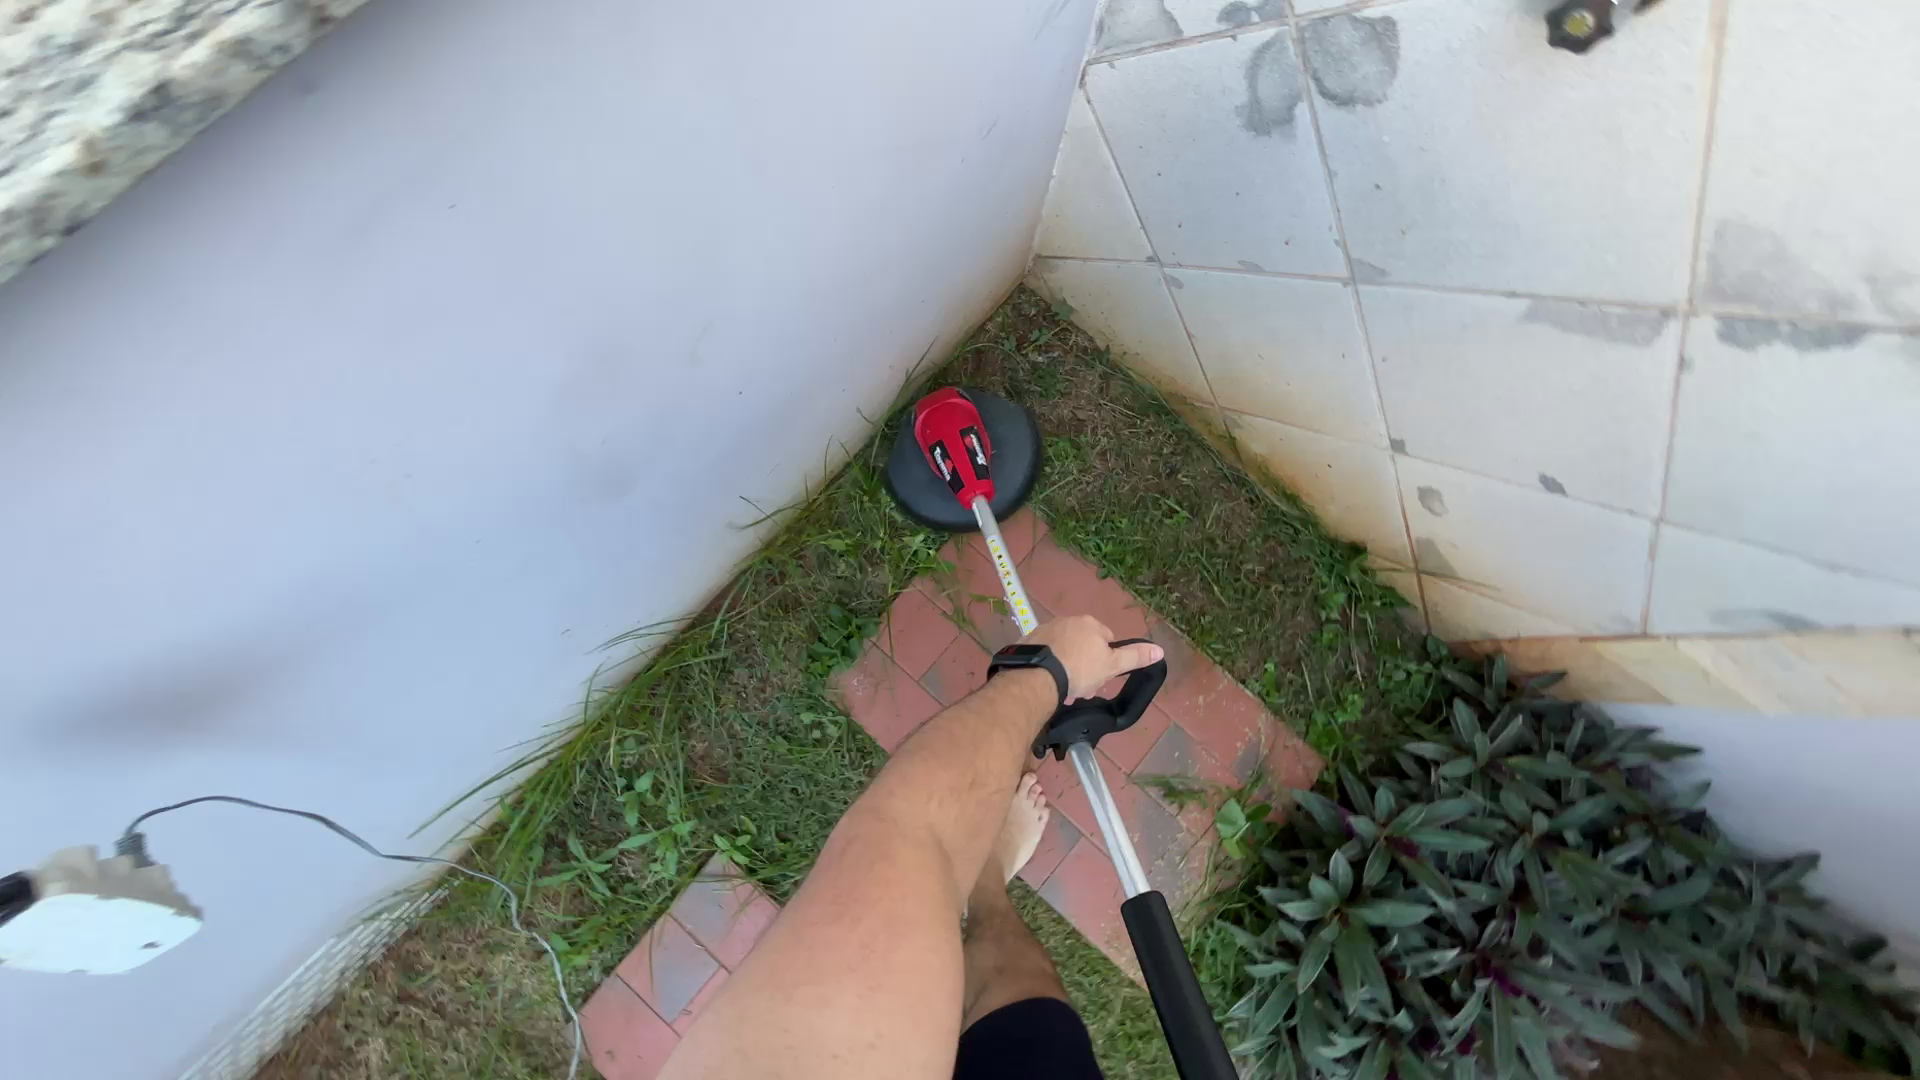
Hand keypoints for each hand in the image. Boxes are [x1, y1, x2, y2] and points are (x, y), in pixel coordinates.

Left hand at [1021, 614, 1164, 700]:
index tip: (1100, 678)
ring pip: (1064, 652)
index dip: (1106, 661)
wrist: (1038, 675)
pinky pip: (1045, 654)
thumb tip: (1159, 650)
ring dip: (1066, 669)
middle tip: (1081, 689)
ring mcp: (1046, 629)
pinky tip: (1047, 682)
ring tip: (1063, 691)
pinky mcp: (1028, 641)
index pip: (1106, 640)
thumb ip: (1134, 657)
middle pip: (1083, 646)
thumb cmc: (1080, 669)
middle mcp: (1067, 620)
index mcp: (1090, 623)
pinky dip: (1048, 666)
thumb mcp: (1111, 666)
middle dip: (1084, 668)